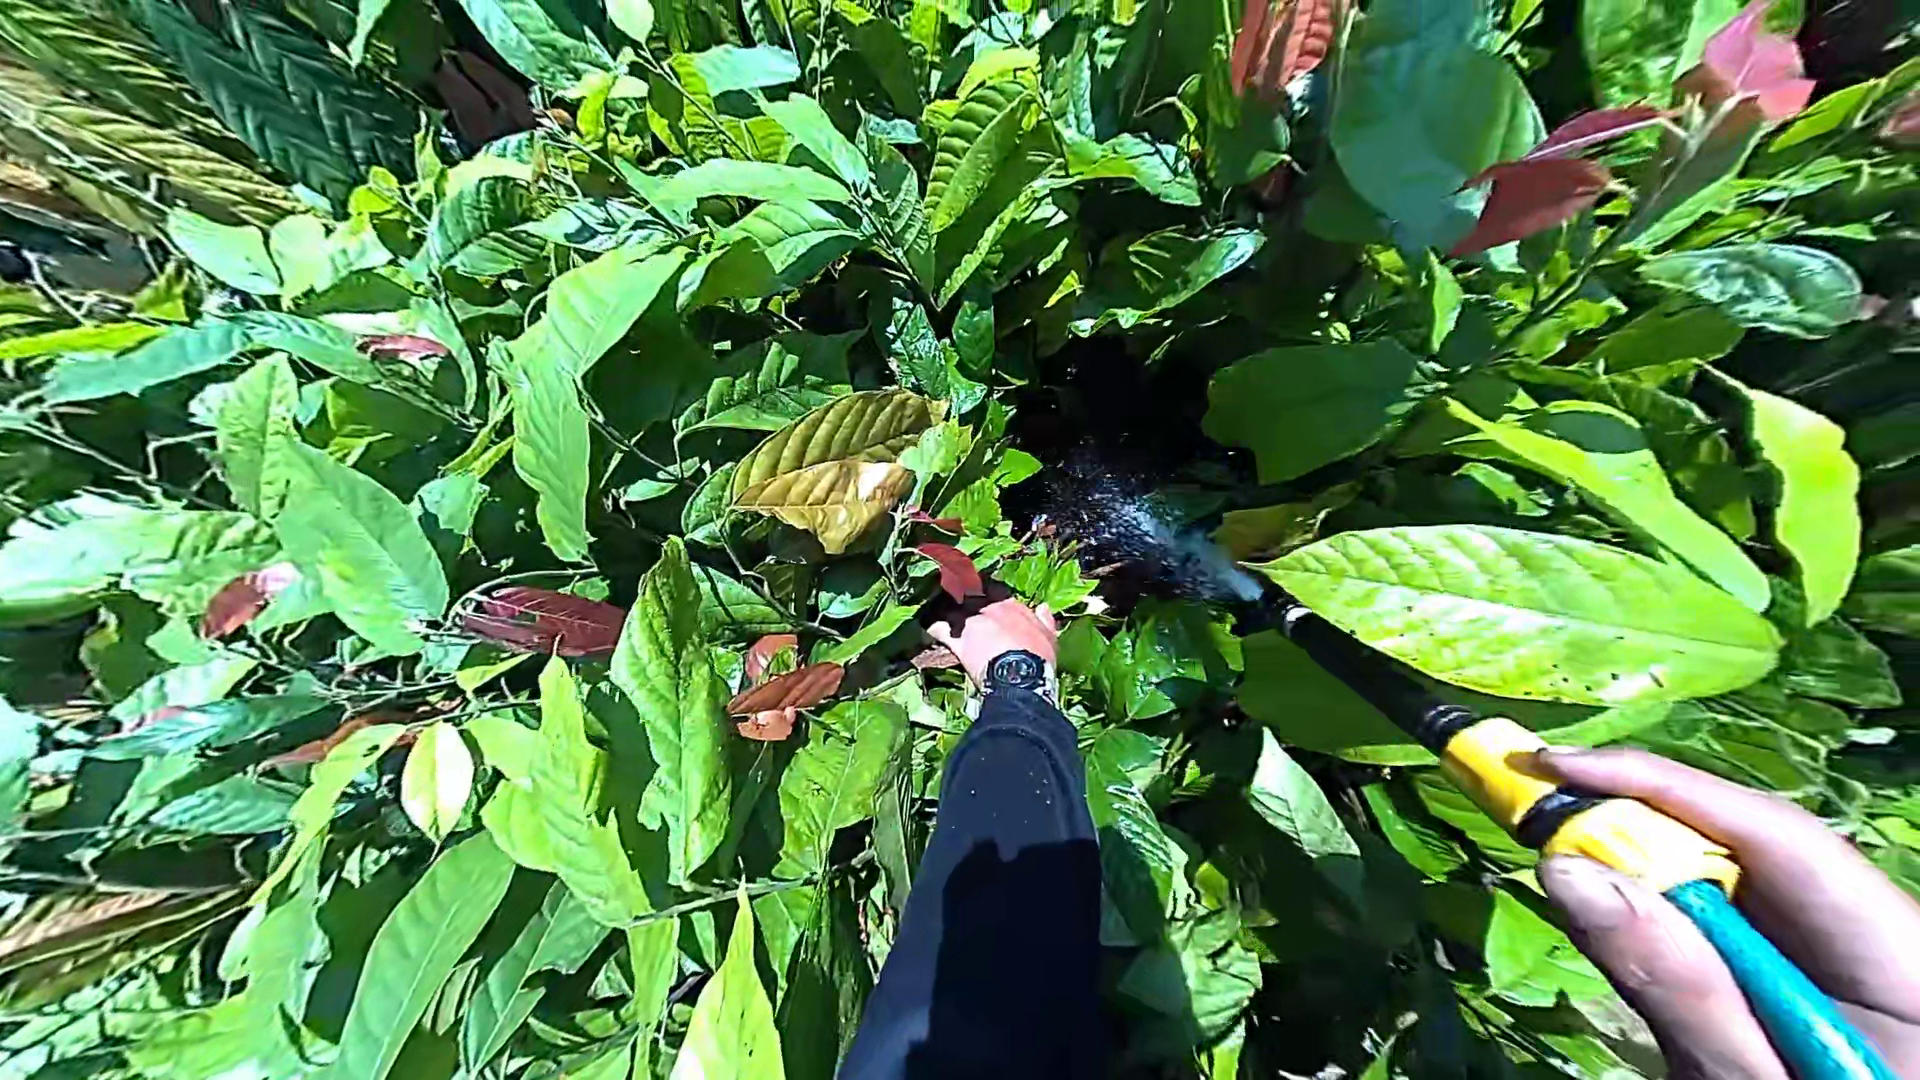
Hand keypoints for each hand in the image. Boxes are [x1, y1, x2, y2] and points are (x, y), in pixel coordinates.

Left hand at [928, 598, 1055, 686]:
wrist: (1021, 674)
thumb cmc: (1038, 658)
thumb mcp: (1049, 639)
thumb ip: (1045, 621)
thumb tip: (1043, 607)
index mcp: (1012, 607)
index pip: (996, 594)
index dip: (986, 596)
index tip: (980, 597)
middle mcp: (990, 608)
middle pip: (971, 596)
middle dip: (961, 595)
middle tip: (954, 597)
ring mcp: (973, 622)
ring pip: (953, 608)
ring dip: (945, 608)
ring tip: (937, 608)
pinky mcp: (958, 639)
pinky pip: (939, 628)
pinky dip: (933, 627)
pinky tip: (928, 627)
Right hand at [1532, 747, 1919, 1078]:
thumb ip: (1674, 984)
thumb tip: (1559, 867)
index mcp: (1914, 968)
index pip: (1778, 834)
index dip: (1655, 783)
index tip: (1547, 764)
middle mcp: (1883, 942)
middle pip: (1740, 845)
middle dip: (1627, 819)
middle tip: (1530, 806)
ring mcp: (1842, 958)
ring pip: (1717, 873)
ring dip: (1626, 861)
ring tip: (1555, 858)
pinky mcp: (1794, 973)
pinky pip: (1707, 911)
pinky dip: (1642, 902)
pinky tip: (1607, 912)